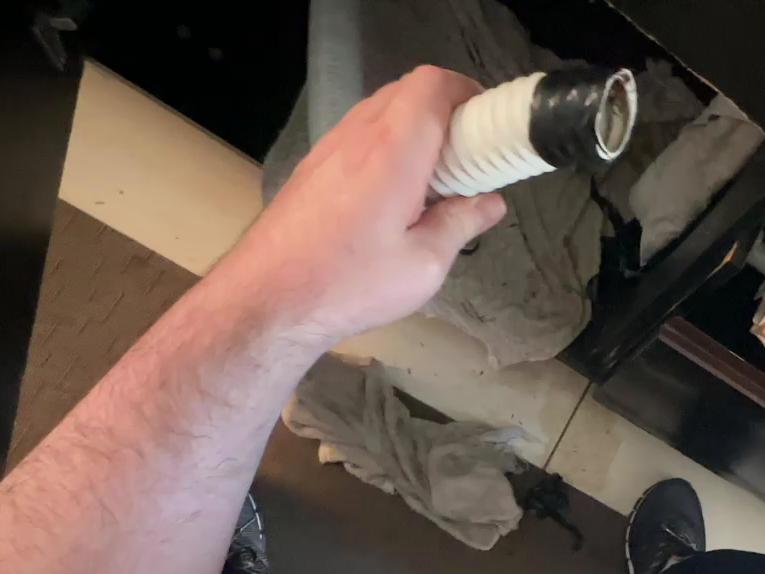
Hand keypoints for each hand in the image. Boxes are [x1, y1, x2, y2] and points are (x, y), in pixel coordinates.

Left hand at [210, 66, 508, 348]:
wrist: (273, 295)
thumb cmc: (352, 283)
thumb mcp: (424, 264)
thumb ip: (461, 223)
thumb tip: (491, 202)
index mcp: (393, 151)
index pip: (433, 87)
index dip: (468, 94)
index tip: (490, 128)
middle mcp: (360, 134)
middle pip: (409, 91)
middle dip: (449, 113)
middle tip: (472, 160)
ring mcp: (333, 146)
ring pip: (385, 111)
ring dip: (420, 131)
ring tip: (442, 181)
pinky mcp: (318, 165)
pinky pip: (364, 134)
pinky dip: (394, 146)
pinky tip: (404, 194)